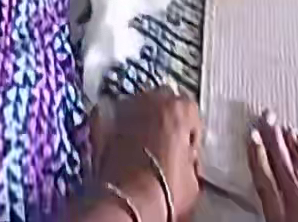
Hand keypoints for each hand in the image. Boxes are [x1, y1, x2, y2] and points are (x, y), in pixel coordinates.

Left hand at [89, 88, 202, 220]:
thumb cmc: (166, 190)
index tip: (188, 149)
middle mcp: (150, 98)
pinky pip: (115, 113)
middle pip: (163, 100)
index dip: (190, 131)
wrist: (129, 199)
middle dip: (166, 117)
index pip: (190, 110)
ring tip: (143, 145)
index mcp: (177, 109)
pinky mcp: (104, 115)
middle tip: (167, 144)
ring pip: (138, 104)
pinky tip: (122, 143)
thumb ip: (190, 156)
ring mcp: (125, 104)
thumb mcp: (193, 179)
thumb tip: (184, 155)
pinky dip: (119, 124)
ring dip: (142, 118)